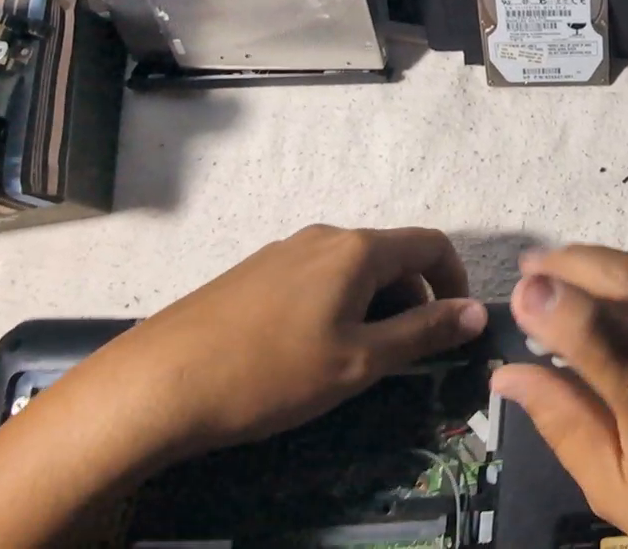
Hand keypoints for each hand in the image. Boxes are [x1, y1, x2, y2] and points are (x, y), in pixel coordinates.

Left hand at [0, 225, 489, 548]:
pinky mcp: (250, 273)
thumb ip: (426, 332)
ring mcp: (283, 251)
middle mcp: (325, 236)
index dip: (455, 279)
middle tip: (402, 352)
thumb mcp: (360, 362)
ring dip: (373, 303)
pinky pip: (315, 277)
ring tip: (353, 356)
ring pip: (353, 268)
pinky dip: (335, 304)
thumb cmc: (269, 374)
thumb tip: (479, 311)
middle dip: (412, 298)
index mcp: (359, 249)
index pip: (432, 244)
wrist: (147, 390)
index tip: (455, 323)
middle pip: (392, 255)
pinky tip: (304, 350)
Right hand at [492, 246, 627, 548]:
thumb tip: (508, 373)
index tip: (525, 290)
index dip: (572, 317)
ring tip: (557, 274)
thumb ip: (566, 426)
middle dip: (577, 261)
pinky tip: (612, 308)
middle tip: (530, 264)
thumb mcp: (619, 493)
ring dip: (602, 269)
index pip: (620, 354)